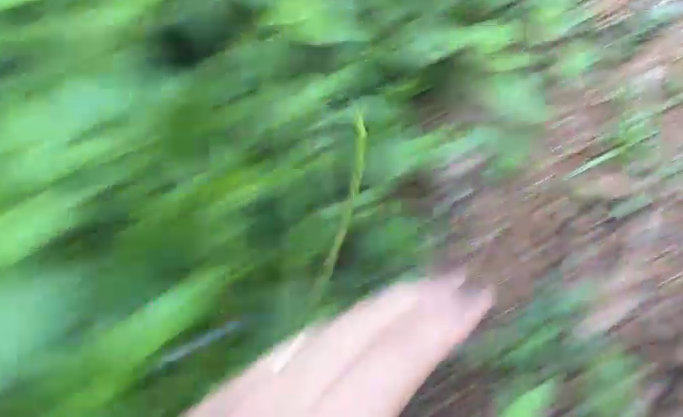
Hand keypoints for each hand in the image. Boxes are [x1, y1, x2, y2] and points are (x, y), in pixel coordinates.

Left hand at [185, 274, 493, 416]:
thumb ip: (377, 409)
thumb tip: (408, 392)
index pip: (393, 361)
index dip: (441, 323)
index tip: (480, 294)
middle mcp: (275, 406)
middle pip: (356, 332)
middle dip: (413, 298)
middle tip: (458, 279)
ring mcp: (230, 404)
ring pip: (314, 334)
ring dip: (369, 311)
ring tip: (409, 296)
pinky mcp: (202, 411)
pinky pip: (275, 355)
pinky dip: (321, 334)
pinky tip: (331, 334)